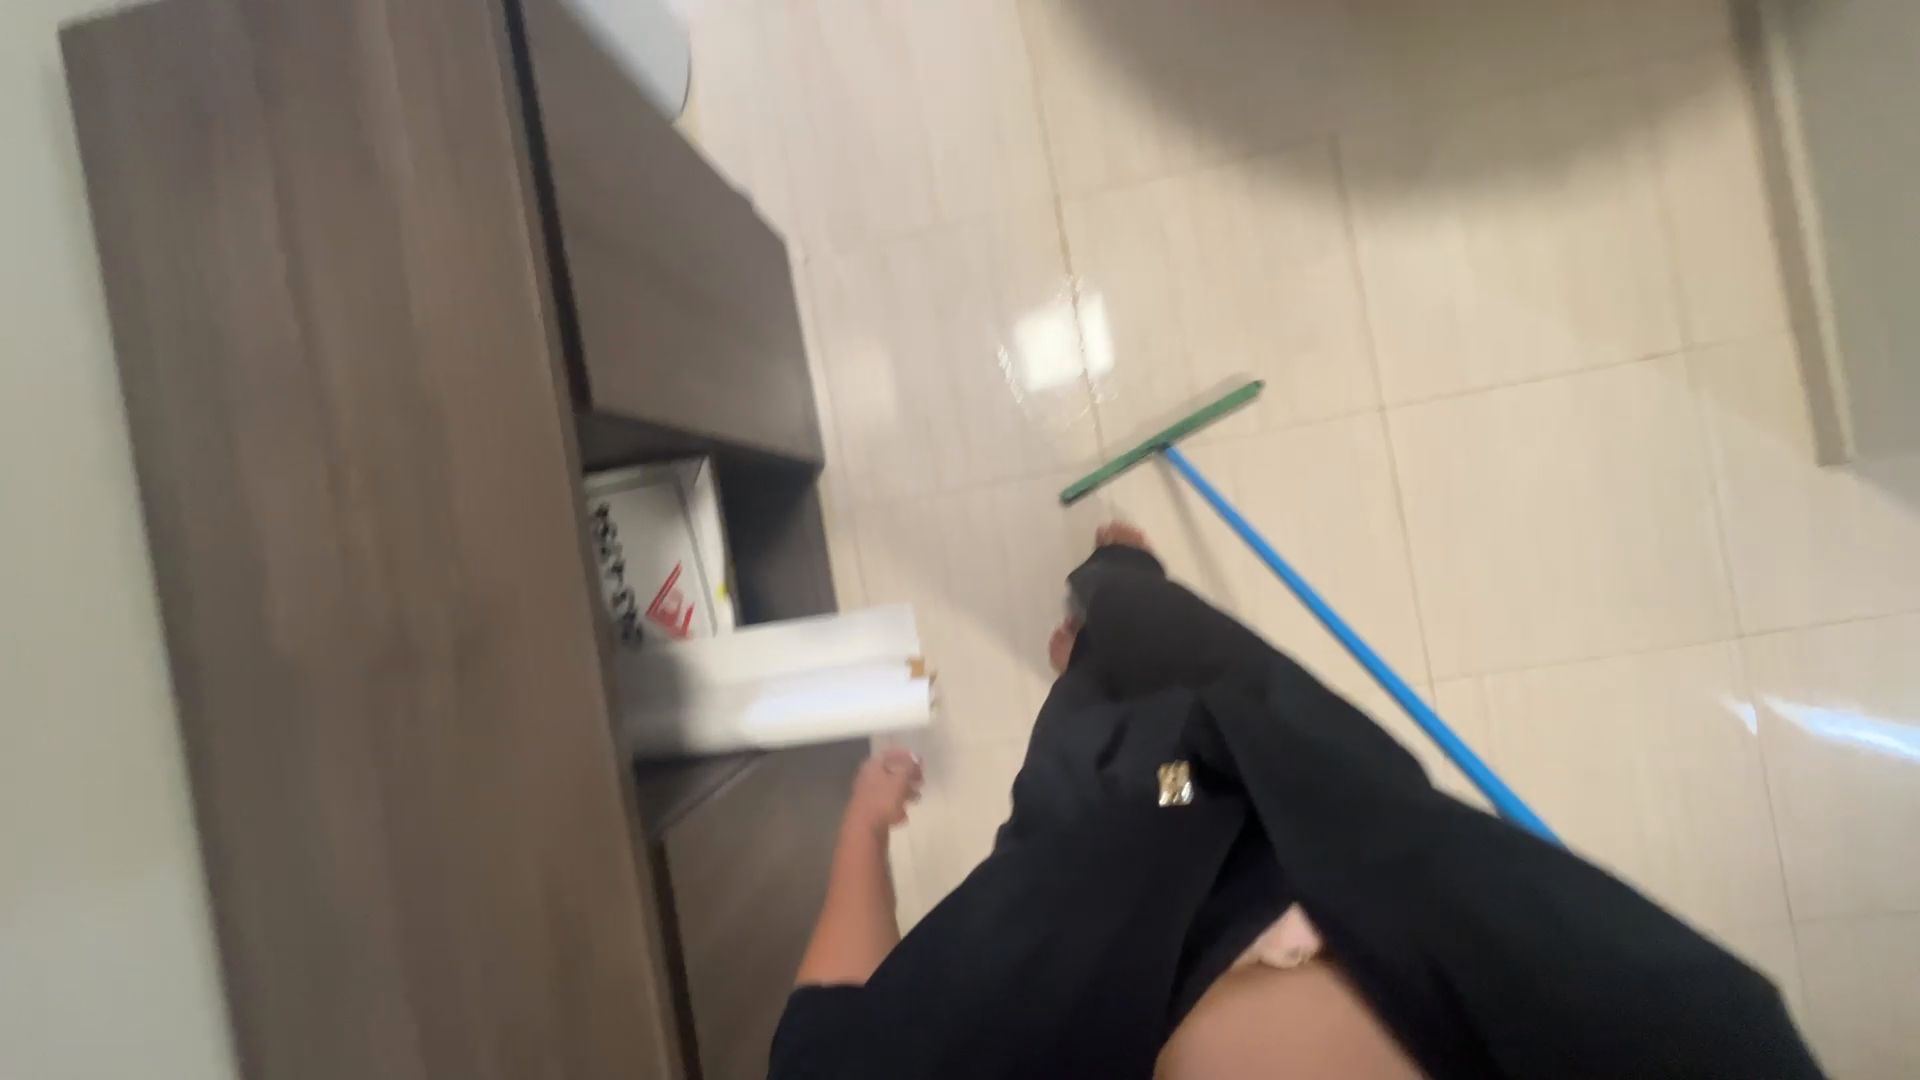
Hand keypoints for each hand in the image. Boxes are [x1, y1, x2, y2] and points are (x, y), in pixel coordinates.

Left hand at [844, 748, 922, 836]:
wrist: (864, 830)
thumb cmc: (883, 801)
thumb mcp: (899, 780)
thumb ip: (909, 767)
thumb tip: (916, 757)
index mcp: (872, 767)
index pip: (890, 754)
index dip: (905, 755)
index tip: (920, 762)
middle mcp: (869, 779)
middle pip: (891, 772)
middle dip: (908, 775)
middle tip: (921, 780)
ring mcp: (869, 796)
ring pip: (891, 789)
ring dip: (905, 791)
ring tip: (917, 798)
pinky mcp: (872, 812)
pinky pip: (887, 805)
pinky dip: (897, 807)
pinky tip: (904, 815)